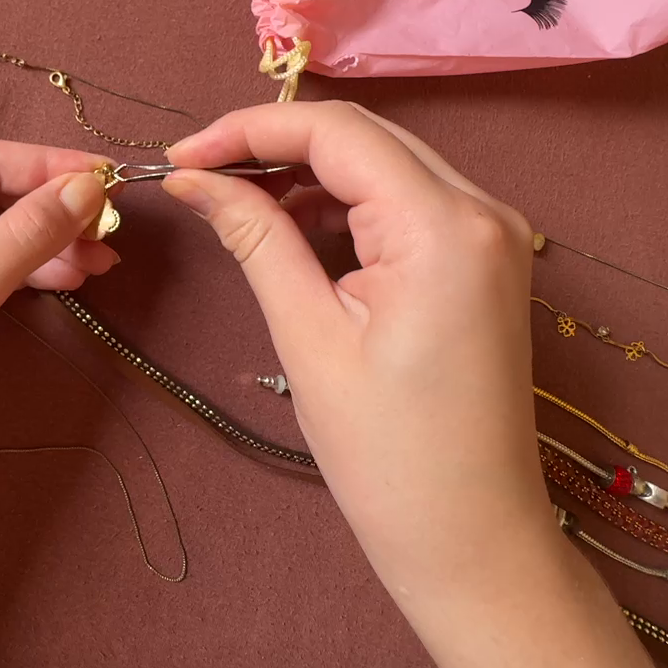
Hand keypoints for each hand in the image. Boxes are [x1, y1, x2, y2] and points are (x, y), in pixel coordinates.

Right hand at [163, 102, 667, 667]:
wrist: (471, 537)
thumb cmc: (385, 450)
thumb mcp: (306, 333)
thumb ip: (253, 235)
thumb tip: (191, 179)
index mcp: (443, 225)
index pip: (334, 132)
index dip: (246, 130)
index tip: (180, 157)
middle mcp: (480, 208)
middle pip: (358, 135)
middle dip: (270, 144)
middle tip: (197, 173)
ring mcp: (487, 230)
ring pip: (376, 160)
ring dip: (302, 170)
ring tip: (232, 199)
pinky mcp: (477, 255)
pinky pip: (396, 198)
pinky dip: (336, 200)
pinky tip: (288, 224)